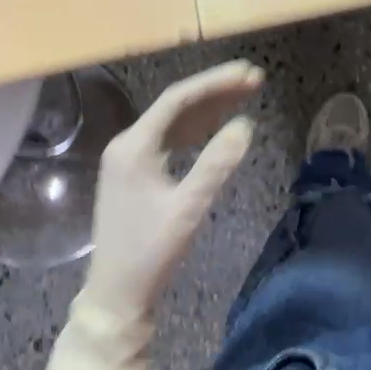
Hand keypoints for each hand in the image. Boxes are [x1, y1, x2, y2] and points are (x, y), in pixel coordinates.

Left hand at [47, 60, 263, 369]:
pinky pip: (168, 138)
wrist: (115, 295)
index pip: (178, 99)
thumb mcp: (187, 210)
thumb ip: (216, 165)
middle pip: (176, 105)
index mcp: (133, 145)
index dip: (215, 82)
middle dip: (216, 91)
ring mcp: (128, 156)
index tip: (249, 74)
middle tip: (255, 80)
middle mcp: (127, 142)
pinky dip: (195, 128)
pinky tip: (217, 125)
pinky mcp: (134, 171)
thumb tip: (246, 124)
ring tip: (245, 95)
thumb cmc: (150, 253)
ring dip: (208, 108)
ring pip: (173, 120)